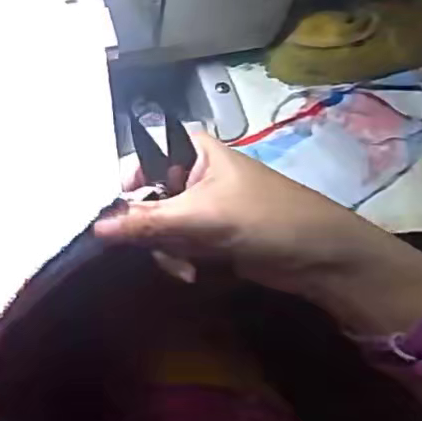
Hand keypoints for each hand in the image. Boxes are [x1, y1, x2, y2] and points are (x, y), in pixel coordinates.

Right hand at [95, 127, 421, 334]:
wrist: (326, 262)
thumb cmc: (268, 219)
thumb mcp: (202, 218)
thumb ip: (146, 222)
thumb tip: (96, 228)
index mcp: (190, 149)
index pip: (137, 157)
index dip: (123, 185)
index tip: (113, 214)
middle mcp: (189, 171)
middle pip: (142, 195)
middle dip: (148, 227)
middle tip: (154, 246)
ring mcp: (197, 203)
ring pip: (154, 224)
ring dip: (164, 248)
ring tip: (185, 265)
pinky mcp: (205, 232)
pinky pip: (171, 241)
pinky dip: (177, 257)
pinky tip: (192, 271)